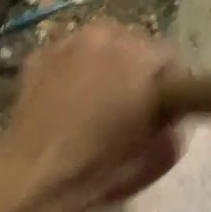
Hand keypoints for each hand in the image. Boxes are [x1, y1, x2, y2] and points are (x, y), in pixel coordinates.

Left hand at [0, 23, 182, 211]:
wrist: (35, 175)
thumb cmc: (101, 167)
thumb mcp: (158, 156)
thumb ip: (175, 124)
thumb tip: (172, 114)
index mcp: (140, 57)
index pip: (170, 56)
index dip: (172, 82)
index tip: (167, 104)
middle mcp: (104, 36)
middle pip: (132, 43)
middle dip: (136, 68)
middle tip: (131, 102)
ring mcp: (66, 42)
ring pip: (97, 44)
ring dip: (103, 63)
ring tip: (96, 98)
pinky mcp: (37, 55)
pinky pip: (66, 55)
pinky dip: (71, 69)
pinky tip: (66, 98)